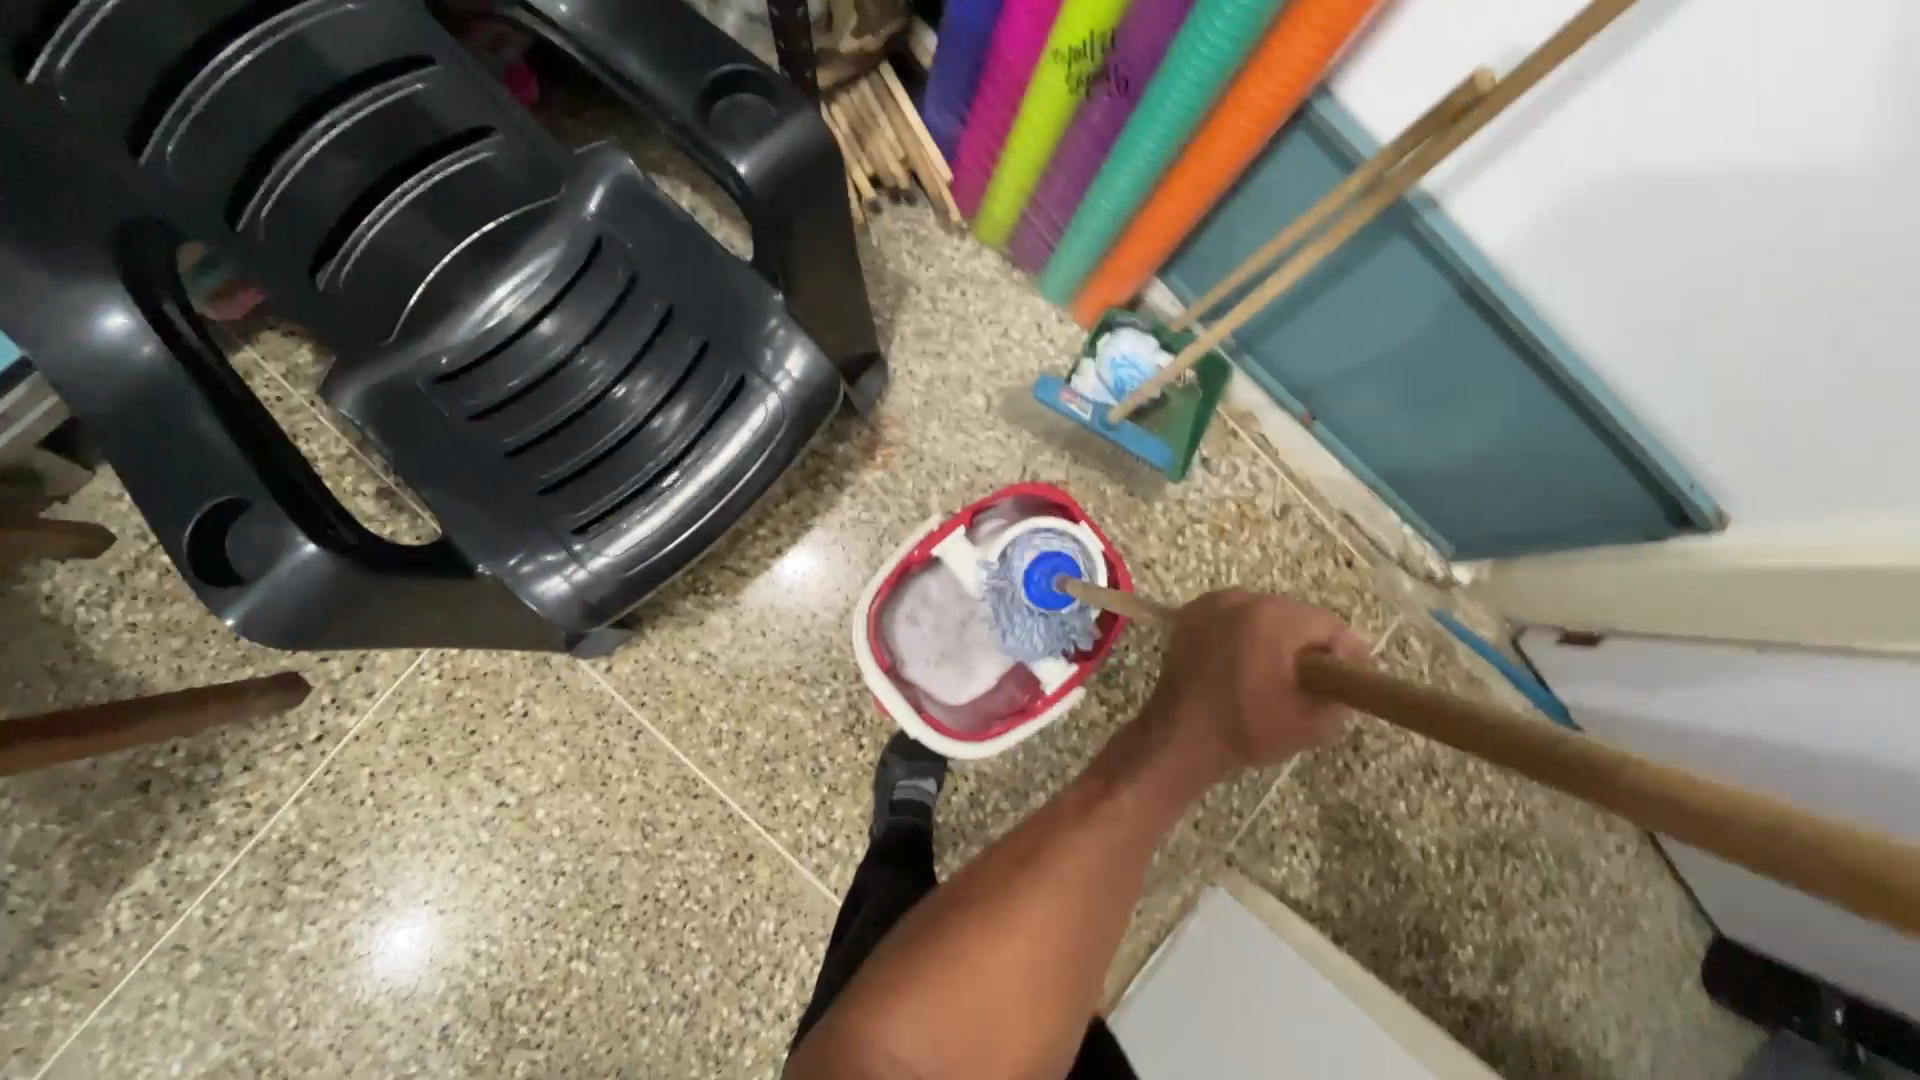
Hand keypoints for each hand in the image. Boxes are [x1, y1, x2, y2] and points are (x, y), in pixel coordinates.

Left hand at [1140, 590, 1370, 782]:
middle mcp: (1240, 599)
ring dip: (1278, 638)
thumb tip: (1351, 675)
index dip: (1347, 652)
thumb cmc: (1245, 730)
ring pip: (1264, 614)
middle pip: (1296, 615)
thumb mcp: (1312, 723)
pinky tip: (1247, 664)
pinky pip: (1234, 618)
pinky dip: (1246, 635)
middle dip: (1310, 644)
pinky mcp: (1190, 615)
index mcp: (1272, 618)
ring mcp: (1210, 604)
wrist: (1178, 738)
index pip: (1329, 625)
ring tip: (1279, 673)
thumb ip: (1344, 695)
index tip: (1352, 677)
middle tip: (1316, 679)